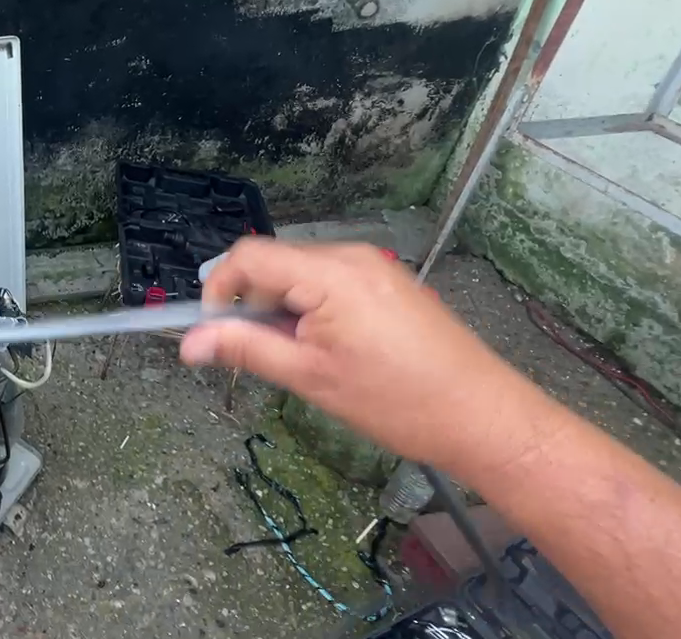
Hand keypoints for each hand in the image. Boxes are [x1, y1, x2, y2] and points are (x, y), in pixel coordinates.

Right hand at [181, 238, 561, 471]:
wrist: (492, 423)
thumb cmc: (399, 403)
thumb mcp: (310, 378)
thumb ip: (244, 349)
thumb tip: (188, 343)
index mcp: (330, 274)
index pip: (247, 256)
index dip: (219, 287)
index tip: (219, 328)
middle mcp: (349, 256)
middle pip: (271, 262)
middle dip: (253, 301)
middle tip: (266, 349)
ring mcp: (372, 265)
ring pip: (296, 271)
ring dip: (281, 305)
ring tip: (301, 352)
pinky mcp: (386, 280)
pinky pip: (325, 278)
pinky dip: (309, 304)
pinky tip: (329, 344)